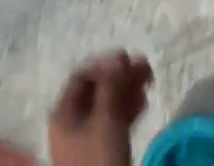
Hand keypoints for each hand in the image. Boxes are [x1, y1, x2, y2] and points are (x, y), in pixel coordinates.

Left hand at [48, 51, 153, 165]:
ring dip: (127, 90)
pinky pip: (111, 121)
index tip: (130, 58)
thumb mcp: (106, 119)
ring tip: (149, 83)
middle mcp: (71, 122)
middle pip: (96, 88)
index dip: (106, 63)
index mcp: (64, 113)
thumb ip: (110, 86)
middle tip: (146, 67)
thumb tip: (117, 57)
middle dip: (121, 75)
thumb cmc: (98, 160)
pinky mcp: (98, 150)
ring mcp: (84, 137)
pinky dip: (127, 109)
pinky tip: (143, 105)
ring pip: (106, 104)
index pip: (82, 75)